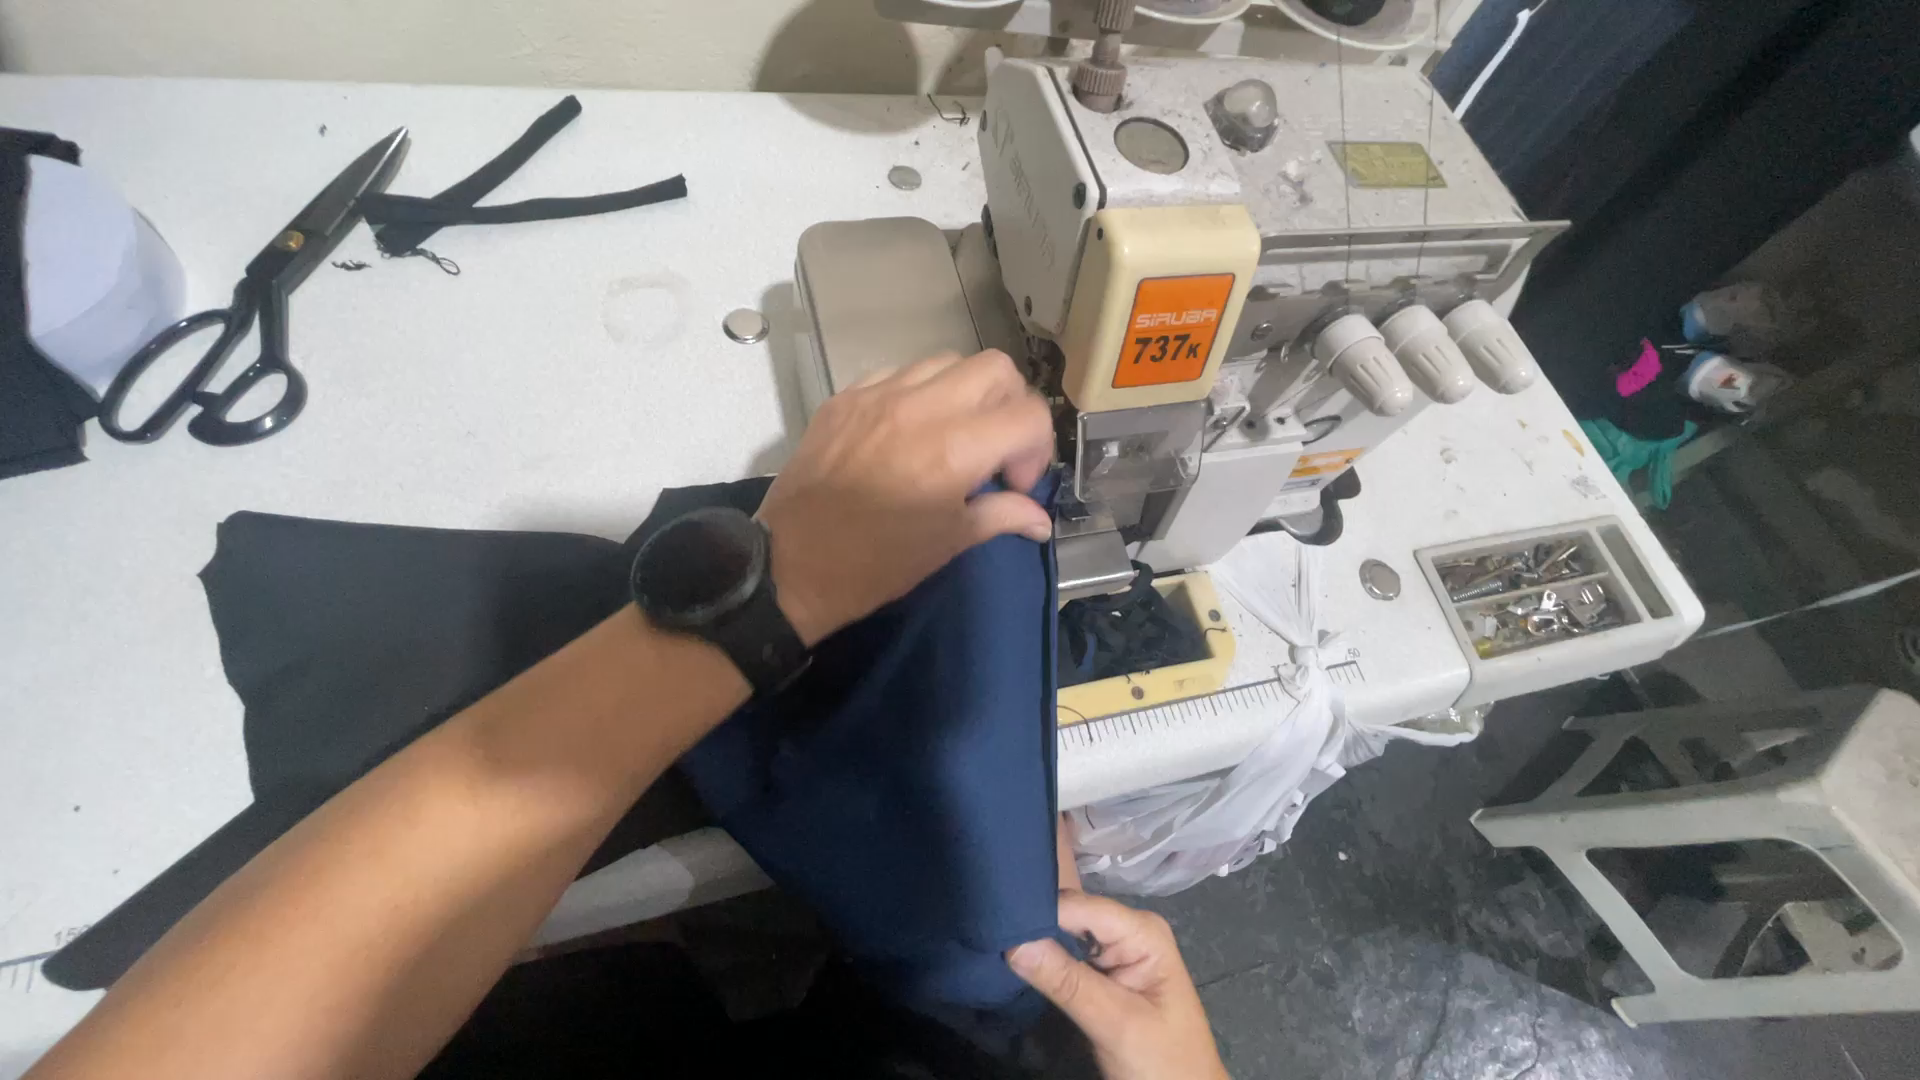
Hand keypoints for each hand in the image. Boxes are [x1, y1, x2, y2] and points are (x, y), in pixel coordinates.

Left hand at [756, 349, 1054, 645]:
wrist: (789, 566)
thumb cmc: (876, 565)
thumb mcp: (948, 543)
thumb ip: (1001, 516)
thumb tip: (1040, 518)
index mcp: (954, 448)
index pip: (1029, 413)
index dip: (1037, 448)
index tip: (1014, 482)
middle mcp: (920, 406)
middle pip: (997, 368)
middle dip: (1010, 405)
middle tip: (995, 449)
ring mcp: (878, 394)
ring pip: (947, 361)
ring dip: (965, 394)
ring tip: (952, 436)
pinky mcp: (845, 397)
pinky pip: (898, 372)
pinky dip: (919, 393)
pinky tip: (908, 432)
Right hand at [1008, 891, 1228, 1079]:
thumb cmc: (1164, 1065)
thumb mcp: (1116, 1026)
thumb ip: (1067, 982)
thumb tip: (1013, 942)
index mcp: (1142, 930)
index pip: (1079, 906)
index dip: (1038, 911)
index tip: (996, 922)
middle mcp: (1128, 928)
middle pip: (1070, 912)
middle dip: (1034, 923)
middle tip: (990, 933)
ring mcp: (1116, 948)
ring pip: (1064, 931)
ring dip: (1035, 939)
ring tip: (995, 940)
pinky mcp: (1103, 969)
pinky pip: (1067, 952)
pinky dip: (1045, 956)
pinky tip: (1017, 956)